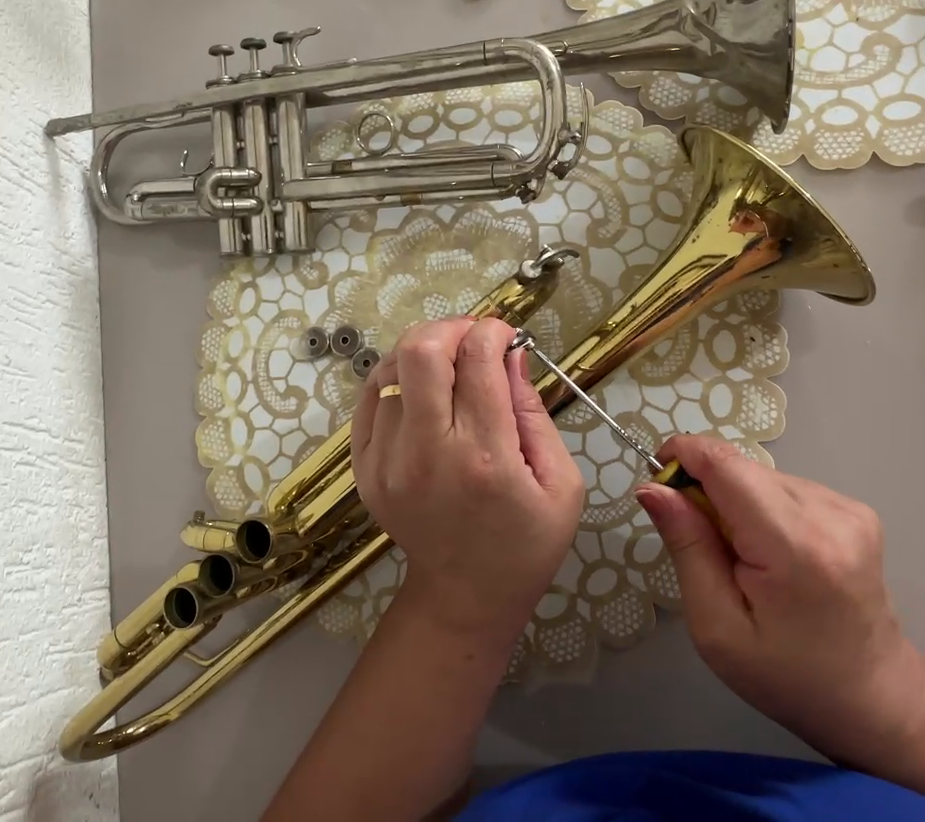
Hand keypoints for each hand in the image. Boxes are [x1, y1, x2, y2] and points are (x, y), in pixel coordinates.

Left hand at [352, 318, 583, 642]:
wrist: (465, 594)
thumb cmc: (525, 541)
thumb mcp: (559, 482)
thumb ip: (533, 412)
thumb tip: (510, 353)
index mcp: (485, 457)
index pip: (477, 359)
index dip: (493, 332)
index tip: (505, 338)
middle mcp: (427, 453)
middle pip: (420, 351)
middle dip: (451, 329)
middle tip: (473, 342)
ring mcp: (387, 461)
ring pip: (393, 368)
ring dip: (425, 355)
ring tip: (450, 371)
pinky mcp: (364, 468)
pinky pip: (370, 396)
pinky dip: (396, 379)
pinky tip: (420, 390)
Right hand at [636, 435, 924, 768]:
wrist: (874, 699)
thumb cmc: (786, 676)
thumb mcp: (715, 626)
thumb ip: (687, 547)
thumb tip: (652, 488)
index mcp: (794, 547)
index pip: (725, 464)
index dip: (682, 456)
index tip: (655, 480)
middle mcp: (828, 514)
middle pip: (740, 467)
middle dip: (704, 488)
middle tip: (696, 541)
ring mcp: (848, 509)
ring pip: (760, 475)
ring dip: (734, 501)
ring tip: (739, 557)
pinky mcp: (855, 511)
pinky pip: (784, 487)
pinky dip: (761, 508)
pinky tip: (770, 552)